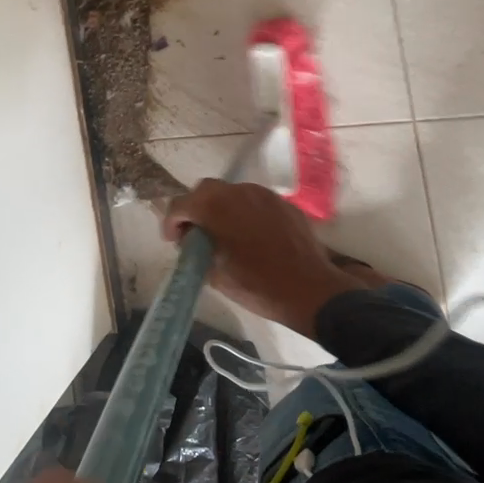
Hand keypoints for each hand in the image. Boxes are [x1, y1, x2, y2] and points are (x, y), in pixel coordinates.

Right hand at [161, 179, 364, 337]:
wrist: (312, 292)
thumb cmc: (257, 285)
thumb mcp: (214, 275)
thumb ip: (195, 252)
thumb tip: (192, 242)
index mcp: (213, 207)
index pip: (179, 205)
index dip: (171, 223)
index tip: (174, 241)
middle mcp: (236, 192)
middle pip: (204, 190)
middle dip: (196, 208)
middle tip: (198, 233)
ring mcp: (263, 195)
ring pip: (232, 192)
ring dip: (222, 208)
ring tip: (227, 233)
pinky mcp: (284, 204)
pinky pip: (256, 202)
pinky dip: (247, 213)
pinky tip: (254, 236)